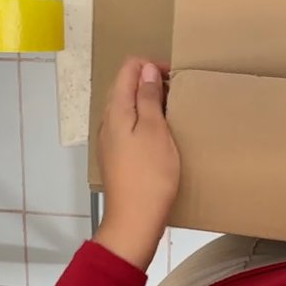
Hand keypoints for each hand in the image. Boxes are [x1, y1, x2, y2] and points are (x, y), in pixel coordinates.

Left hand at [94, 57, 178, 269]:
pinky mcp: (118, 156)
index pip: (128, 69)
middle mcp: (108, 121)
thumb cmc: (149, 176)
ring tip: (173, 114)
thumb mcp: (155, 130)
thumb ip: (149, 97)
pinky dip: (146, 122)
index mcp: (116, 110)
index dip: (151, 66)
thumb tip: (146, 69)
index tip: (174, 78)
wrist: (135, 220)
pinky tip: (163, 136)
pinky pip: (130, 127)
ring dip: (150, 104)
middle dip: (151, 83)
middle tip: (177, 95)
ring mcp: (111, 140)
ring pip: (128, 108)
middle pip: (126, 87)